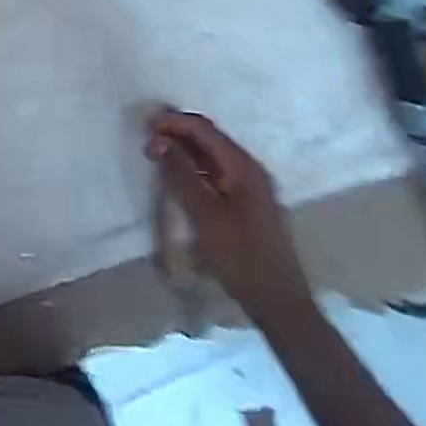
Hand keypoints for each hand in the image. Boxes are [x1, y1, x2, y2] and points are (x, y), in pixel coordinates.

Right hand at [145, 108, 311, 314]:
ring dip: (186, 153)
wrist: (279, 302)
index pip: (205, 130)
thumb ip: (181, 175)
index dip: (174, 123)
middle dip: (179, 135)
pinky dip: (196, 172)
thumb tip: (160, 141)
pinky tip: (180, 181)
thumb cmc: (240, 256)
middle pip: (210, 140)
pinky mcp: (248, 206)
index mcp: (243, 165)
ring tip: (158, 158)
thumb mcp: (205, 215)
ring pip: (214, 158)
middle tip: (148, 141)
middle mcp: (249, 169)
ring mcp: (252, 187)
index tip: (146, 125)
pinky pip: (218, 176)